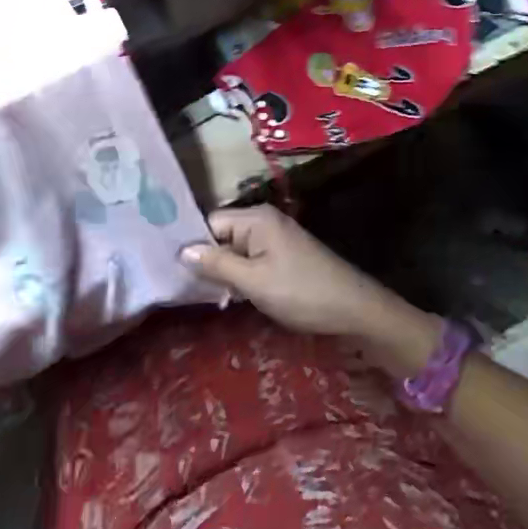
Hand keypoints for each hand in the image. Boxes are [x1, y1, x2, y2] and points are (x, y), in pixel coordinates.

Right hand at [182, 206, 441, 374]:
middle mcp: (263, 221)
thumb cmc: (302, 292)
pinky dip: (239, 276)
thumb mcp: (254, 282)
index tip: (172, 269)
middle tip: (185, 287)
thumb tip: (182, 251)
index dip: (192, 244)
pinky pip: (249, 260)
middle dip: (206, 260)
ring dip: (223, 272)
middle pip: (220, 235)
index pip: (210, 222)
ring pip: (234, 250)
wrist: (354, 310)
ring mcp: (274, 238)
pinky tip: (229, 296)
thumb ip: (217, 265)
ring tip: (203, 294)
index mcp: (256, 218)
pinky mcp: (282, 256)